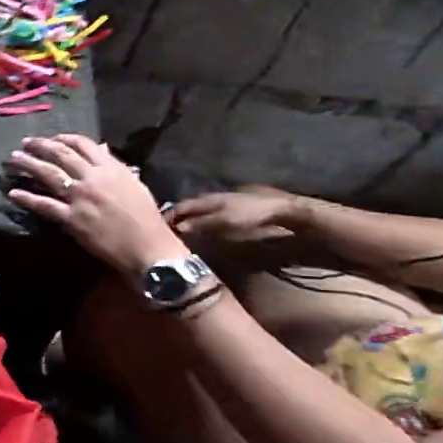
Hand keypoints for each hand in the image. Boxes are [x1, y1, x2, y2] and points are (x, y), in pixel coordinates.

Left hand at [6, 134, 185, 278]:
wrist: (148, 246)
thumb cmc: (145, 217)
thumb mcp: (134, 183)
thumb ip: (115, 164)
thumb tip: (101, 147)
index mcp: (110, 168)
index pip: (82, 144)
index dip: (63, 139)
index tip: (51, 139)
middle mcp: (92, 178)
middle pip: (60, 155)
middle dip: (39, 146)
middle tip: (24, 143)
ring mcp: (80, 197)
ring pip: (48, 174)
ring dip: (28, 164)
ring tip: (12, 160)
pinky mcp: (71, 218)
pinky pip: (44, 205)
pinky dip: (26, 198)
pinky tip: (12, 193)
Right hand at [170, 187, 307, 251]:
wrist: (288, 216)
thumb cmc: (251, 217)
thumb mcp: (221, 222)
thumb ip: (197, 225)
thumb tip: (173, 230)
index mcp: (206, 199)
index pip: (178, 207)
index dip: (166, 218)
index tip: (153, 231)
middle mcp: (213, 201)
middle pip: (188, 212)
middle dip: (175, 223)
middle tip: (163, 238)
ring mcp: (226, 209)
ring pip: (199, 218)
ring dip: (189, 229)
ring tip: (179, 243)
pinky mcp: (237, 219)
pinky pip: (211, 225)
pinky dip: (202, 233)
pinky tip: (202, 243)